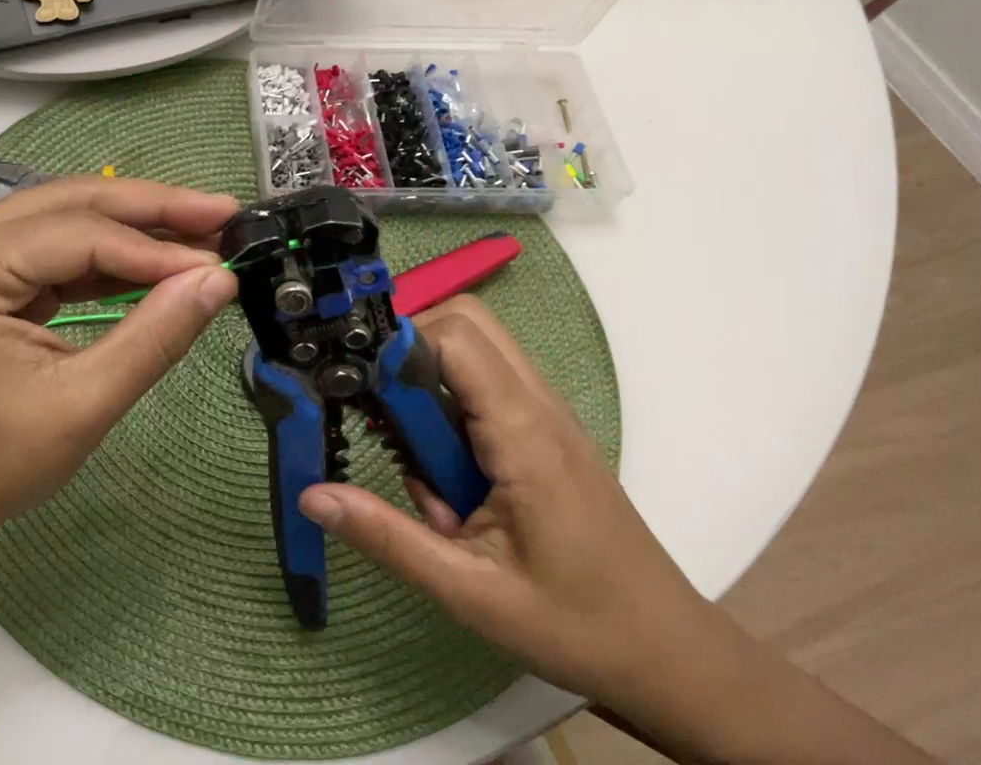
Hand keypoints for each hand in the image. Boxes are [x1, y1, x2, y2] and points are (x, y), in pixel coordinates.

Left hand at [0, 177, 239, 548]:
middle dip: (152, 211)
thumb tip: (219, 278)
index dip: (155, 247)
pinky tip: (162, 261)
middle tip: (225, 213)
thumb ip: (154, 336)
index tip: (223, 259)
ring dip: (137, 228)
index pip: (77, 235)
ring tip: (206, 232)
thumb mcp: (84, 403)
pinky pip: (58, 249)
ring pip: (68, 218)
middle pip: (71, 205)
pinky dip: (111, 257)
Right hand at [296, 296, 714, 703]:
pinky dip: (448, 409)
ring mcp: (546, 419)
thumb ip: (386, 537)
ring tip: (412, 457)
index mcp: (524, 436)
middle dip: (406, 349)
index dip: (395, 343)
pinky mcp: (544, 436)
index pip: (454, 337)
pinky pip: (485, 390)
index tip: (352, 383)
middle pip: (465, 324)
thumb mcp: (467, 591)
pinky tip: (443, 476)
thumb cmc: (575, 625)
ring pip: (474, 353)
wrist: (669, 655)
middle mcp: (539, 409)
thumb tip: (311, 494)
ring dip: (427, 384)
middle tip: (375, 412)